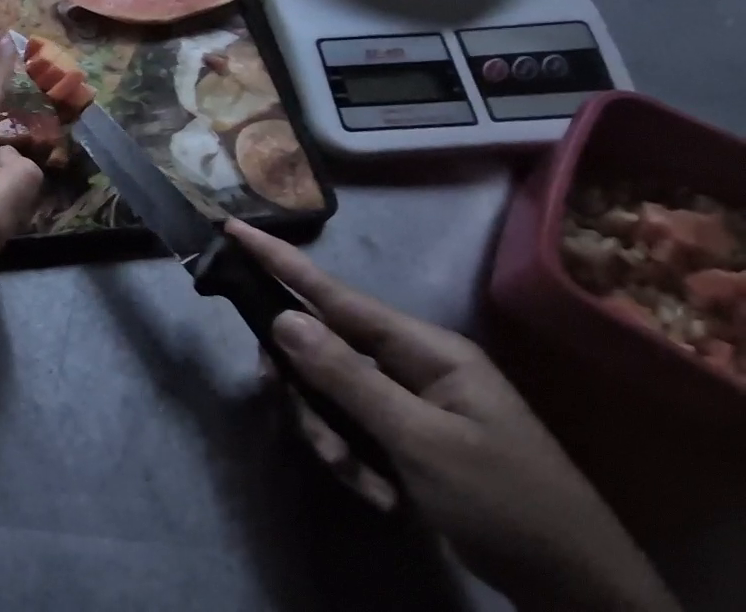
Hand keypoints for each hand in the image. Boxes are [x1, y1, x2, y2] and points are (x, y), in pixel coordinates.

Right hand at [228, 220, 679, 611]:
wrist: (572, 584)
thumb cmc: (503, 500)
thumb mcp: (420, 440)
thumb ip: (346, 376)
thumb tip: (282, 317)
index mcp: (424, 349)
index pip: (334, 293)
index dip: (279, 260)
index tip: (231, 228)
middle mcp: (410, 363)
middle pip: (319, 353)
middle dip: (308, 399)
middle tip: (318, 439)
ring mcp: (406, 399)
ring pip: (326, 395)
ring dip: (333, 440)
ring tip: (364, 483)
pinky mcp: (402, 434)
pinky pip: (348, 428)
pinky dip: (353, 461)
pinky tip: (382, 495)